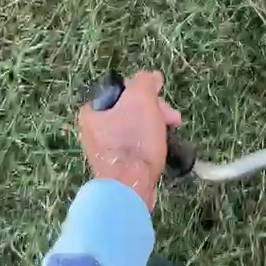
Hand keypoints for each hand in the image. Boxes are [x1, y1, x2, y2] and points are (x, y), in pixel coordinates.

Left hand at [77, 71, 181, 208]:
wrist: (130, 188)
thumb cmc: (134, 140)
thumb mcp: (141, 98)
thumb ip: (145, 81)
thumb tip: (153, 77)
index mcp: (92, 109)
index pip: (123, 89)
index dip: (146, 92)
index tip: (160, 101)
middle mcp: (93, 128)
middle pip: (131, 108)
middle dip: (155, 110)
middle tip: (172, 119)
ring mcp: (103, 148)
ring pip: (135, 126)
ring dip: (155, 126)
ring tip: (171, 135)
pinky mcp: (115, 165)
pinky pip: (134, 145)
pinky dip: (148, 144)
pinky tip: (160, 149)